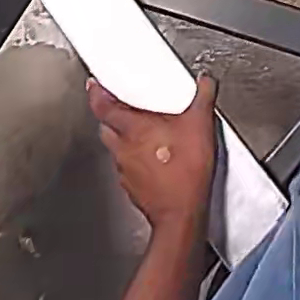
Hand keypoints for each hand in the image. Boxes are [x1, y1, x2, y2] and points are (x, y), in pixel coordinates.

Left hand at [89, 75, 218, 231]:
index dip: (96, 93)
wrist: (182, 215)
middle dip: (109, 114)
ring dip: (123, 138)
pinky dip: (134, 159)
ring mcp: (125, 170)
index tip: (94, 86)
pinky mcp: (132, 188)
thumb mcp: (201, 123)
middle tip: (119, 105)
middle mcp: (123, 148)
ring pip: (114, 147)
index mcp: (134, 128)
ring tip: (140, 131)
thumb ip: (203, 96)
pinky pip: (126, 167)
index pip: (102, 107)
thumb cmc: (185, 170)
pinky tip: (151, 158)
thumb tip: (204, 83)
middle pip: (105, 126)